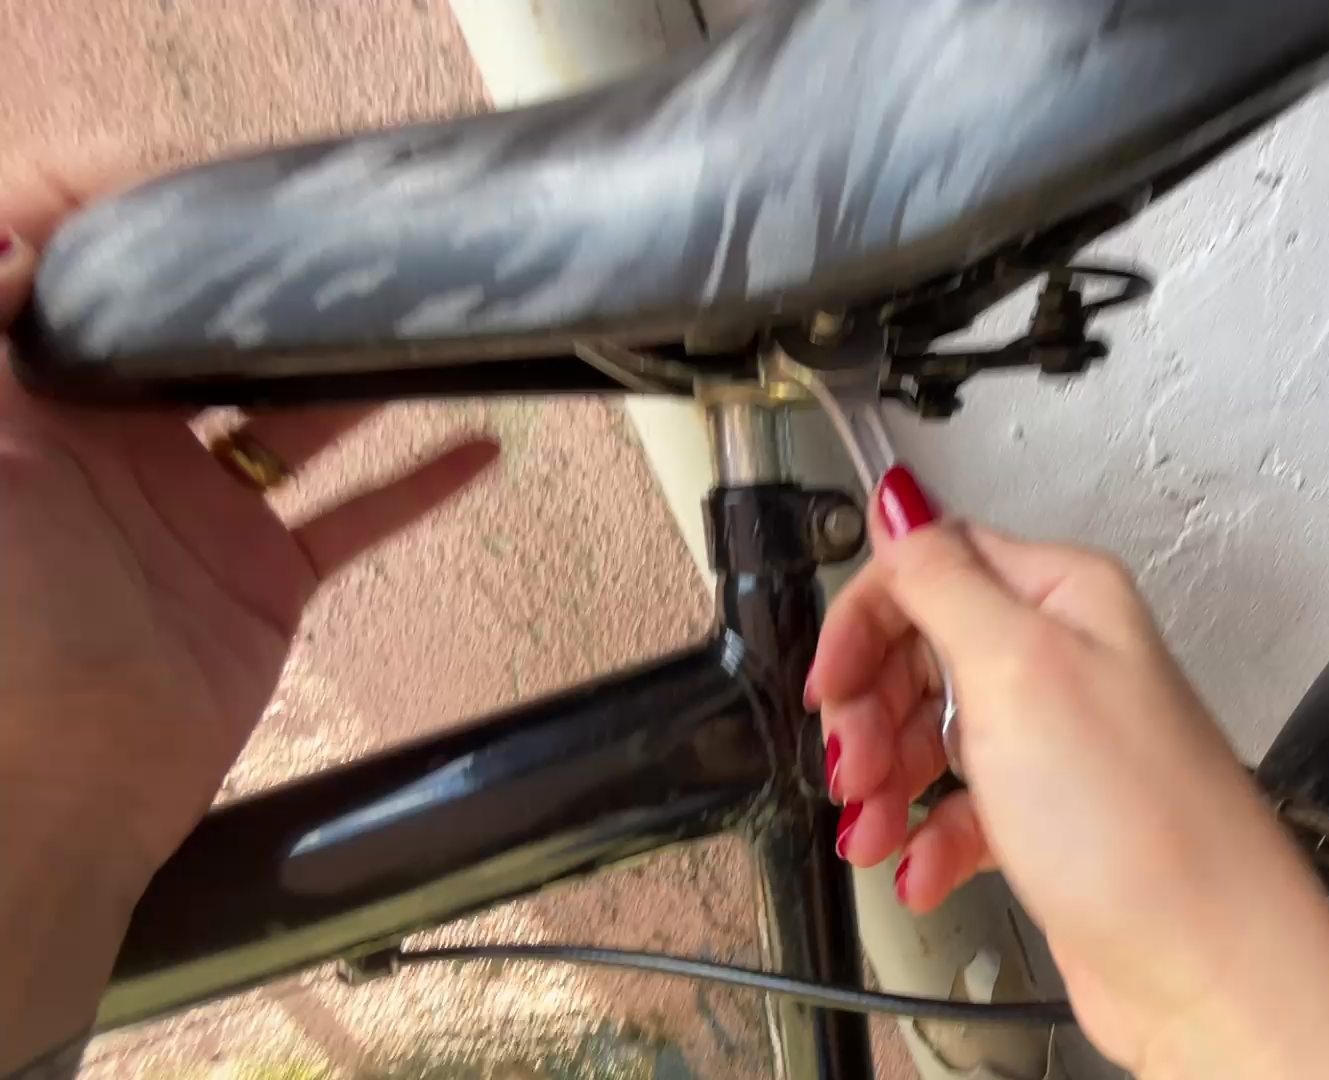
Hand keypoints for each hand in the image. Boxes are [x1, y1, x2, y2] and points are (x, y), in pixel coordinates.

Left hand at [0, 158, 499, 880]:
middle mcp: (102, 441)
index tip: (225, 176)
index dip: (116, 197)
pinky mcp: (266, 572)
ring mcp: (196, 510)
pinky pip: (358, 515)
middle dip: (267, 289)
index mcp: (9, 394)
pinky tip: (481, 450)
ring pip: (299, 422)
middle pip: (202, 336)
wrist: (49, 794)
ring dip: (368, 384)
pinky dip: (422, 486)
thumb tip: (24, 225)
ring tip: (440, 339)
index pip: (52, 258)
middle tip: (362, 251)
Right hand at [809, 470, 1328, 1078]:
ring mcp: (1052, 732)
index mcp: (1061, 596)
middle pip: (925, 648)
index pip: (934, 565)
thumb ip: (943, 578)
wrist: (1209, 971)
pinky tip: (923, 868)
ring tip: (874, 827)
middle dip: (873, 707)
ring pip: (934, 726)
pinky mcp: (1047, 804)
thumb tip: (900, 498)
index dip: (869, 619)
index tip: (832, 681)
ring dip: (889, 776)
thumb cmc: (1134, 817)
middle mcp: (1060, 654)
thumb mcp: (1016, 668)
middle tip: (852, 762)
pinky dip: (929, 832)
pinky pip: (961, 798)